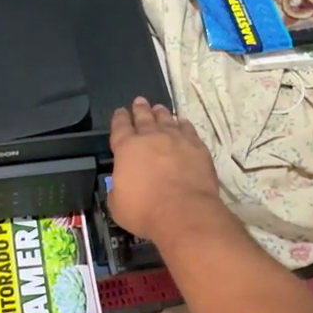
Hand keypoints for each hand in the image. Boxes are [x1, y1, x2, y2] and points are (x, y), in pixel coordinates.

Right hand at [107, 96, 226, 244]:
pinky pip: (188, 129)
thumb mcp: (117, 204)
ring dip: (161, 113)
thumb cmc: (145, 210)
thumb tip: (119, 185)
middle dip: (140, 109)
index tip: (120, 112)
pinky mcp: (197, 147)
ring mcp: (176, 139)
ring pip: (166, 119)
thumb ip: (116, 189)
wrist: (184, 212)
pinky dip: (183, 124)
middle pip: (143, 117)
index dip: (119, 118)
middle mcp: (151, 137)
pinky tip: (182, 122)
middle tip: (139, 101)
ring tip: (158, 108)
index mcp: (127, 148)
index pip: (120, 127)